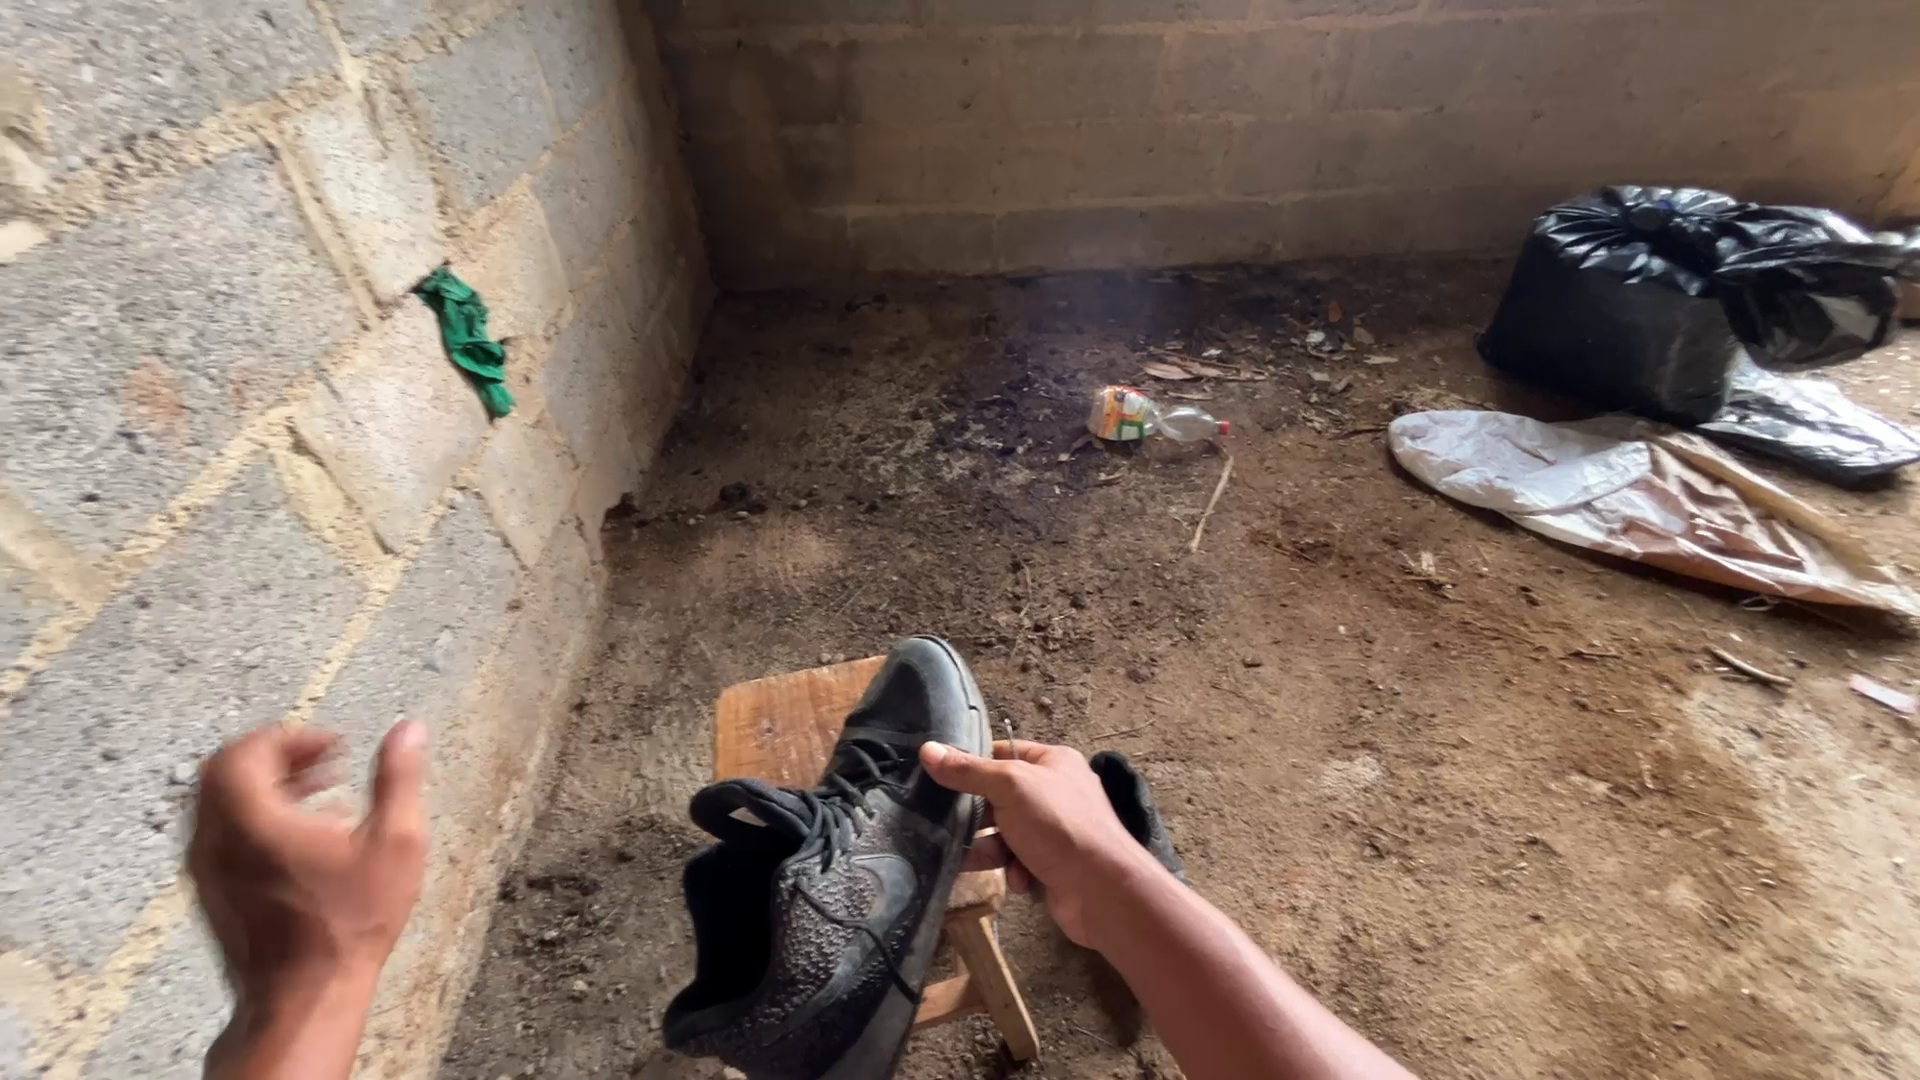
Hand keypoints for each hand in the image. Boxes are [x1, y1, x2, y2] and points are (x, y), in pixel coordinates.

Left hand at [189, 721, 427, 1077]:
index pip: (244, 752)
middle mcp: (217, 843)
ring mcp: (208, 870)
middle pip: (221, 772)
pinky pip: (222, 830)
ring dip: (269, 781)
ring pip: (217, 801)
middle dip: (278, 753)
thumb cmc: (352, 919)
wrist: (306, 991)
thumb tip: (407, 730)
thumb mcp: (397, 839)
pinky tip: (311, 829)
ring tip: (325, 788)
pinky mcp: (213, 890)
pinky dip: (260, 810)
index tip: (335, 743)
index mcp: (256, 823)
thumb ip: (399, 777)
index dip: (292, 735)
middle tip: (329, 756)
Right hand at [921, 739, 1159, 946]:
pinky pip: (1019, 861)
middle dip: (980, 817)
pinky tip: (1019, 880)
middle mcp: (1056, 792)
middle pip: (1001, 797)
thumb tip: (927, 750)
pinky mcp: (1054, 865)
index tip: (942, 778)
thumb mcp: (1009, 788)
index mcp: (1052, 762)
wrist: (1102, 891)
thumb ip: (968, 771)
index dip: (974, 764)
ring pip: (1006, 833)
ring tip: (981, 860)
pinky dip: (1014, 871)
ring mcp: (1056, 830)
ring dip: (993, 849)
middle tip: (951, 826)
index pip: (1003, 753)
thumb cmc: (1057, 825)